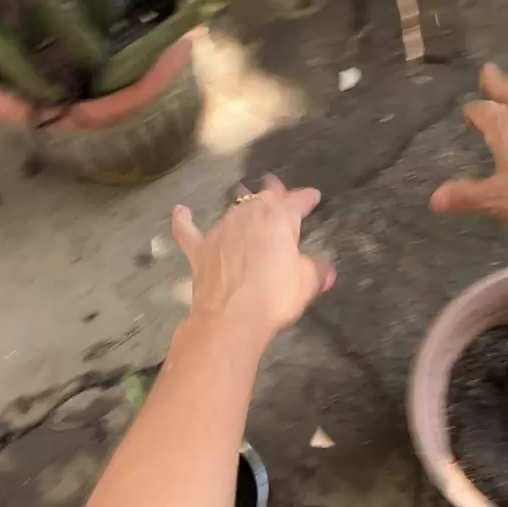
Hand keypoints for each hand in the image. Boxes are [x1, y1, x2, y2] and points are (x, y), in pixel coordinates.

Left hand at [172, 175, 331, 344]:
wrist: (231, 319)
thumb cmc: (274, 298)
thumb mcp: (306, 284)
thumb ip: (316, 271)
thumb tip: (326, 270)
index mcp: (278, 219)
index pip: (297, 201)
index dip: (307, 198)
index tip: (313, 196)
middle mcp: (248, 216)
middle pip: (263, 197)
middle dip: (274, 191)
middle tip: (278, 187)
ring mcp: (221, 230)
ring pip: (234, 209)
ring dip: (243, 204)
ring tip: (246, 198)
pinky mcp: (200, 249)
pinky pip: (189, 230)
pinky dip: (185, 221)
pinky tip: (181, 212)